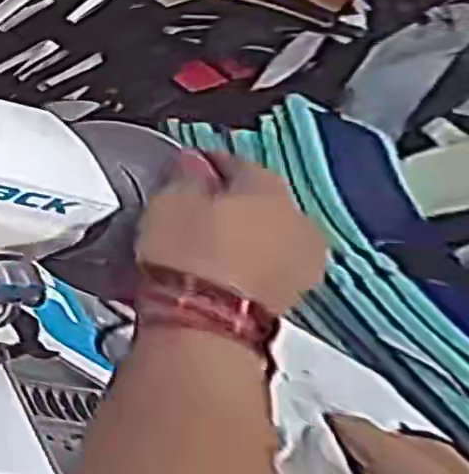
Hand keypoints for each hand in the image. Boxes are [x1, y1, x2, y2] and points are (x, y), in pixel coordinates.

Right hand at [135, 150, 325, 313]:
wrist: (205, 312)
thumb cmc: (184, 250)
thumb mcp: (169, 202)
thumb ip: (185, 176)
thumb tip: (194, 161)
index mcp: (268, 192)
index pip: (241, 163)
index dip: (211, 161)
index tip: (188, 163)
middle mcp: (299, 220)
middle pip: (263, 198)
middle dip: (233, 197)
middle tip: (194, 200)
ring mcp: (304, 257)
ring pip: (271, 229)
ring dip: (245, 227)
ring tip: (206, 234)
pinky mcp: (296, 287)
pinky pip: (272, 257)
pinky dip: (250, 254)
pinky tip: (222, 259)